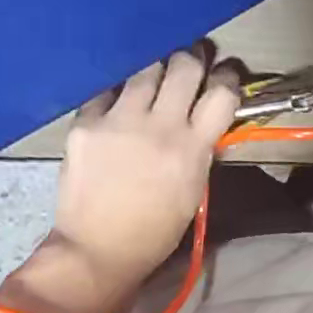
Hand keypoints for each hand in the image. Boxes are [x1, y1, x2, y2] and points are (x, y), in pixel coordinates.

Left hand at [30, 50, 238, 312]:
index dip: (227, 79)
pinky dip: (116, 97)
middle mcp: (159, 126)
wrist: (98, 250)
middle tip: (188, 67)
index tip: (223, 77)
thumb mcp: (192, 193)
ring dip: (154, 73)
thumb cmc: (153, 233)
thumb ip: (200, 153)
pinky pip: (107, 92)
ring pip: (145, 69)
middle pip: (184, 66)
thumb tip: (205, 124)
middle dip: (191, 61)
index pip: (222, 93)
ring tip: (151, 84)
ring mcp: (119, 121)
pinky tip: (116, 110)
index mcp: (191, 149)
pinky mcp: (86, 124)